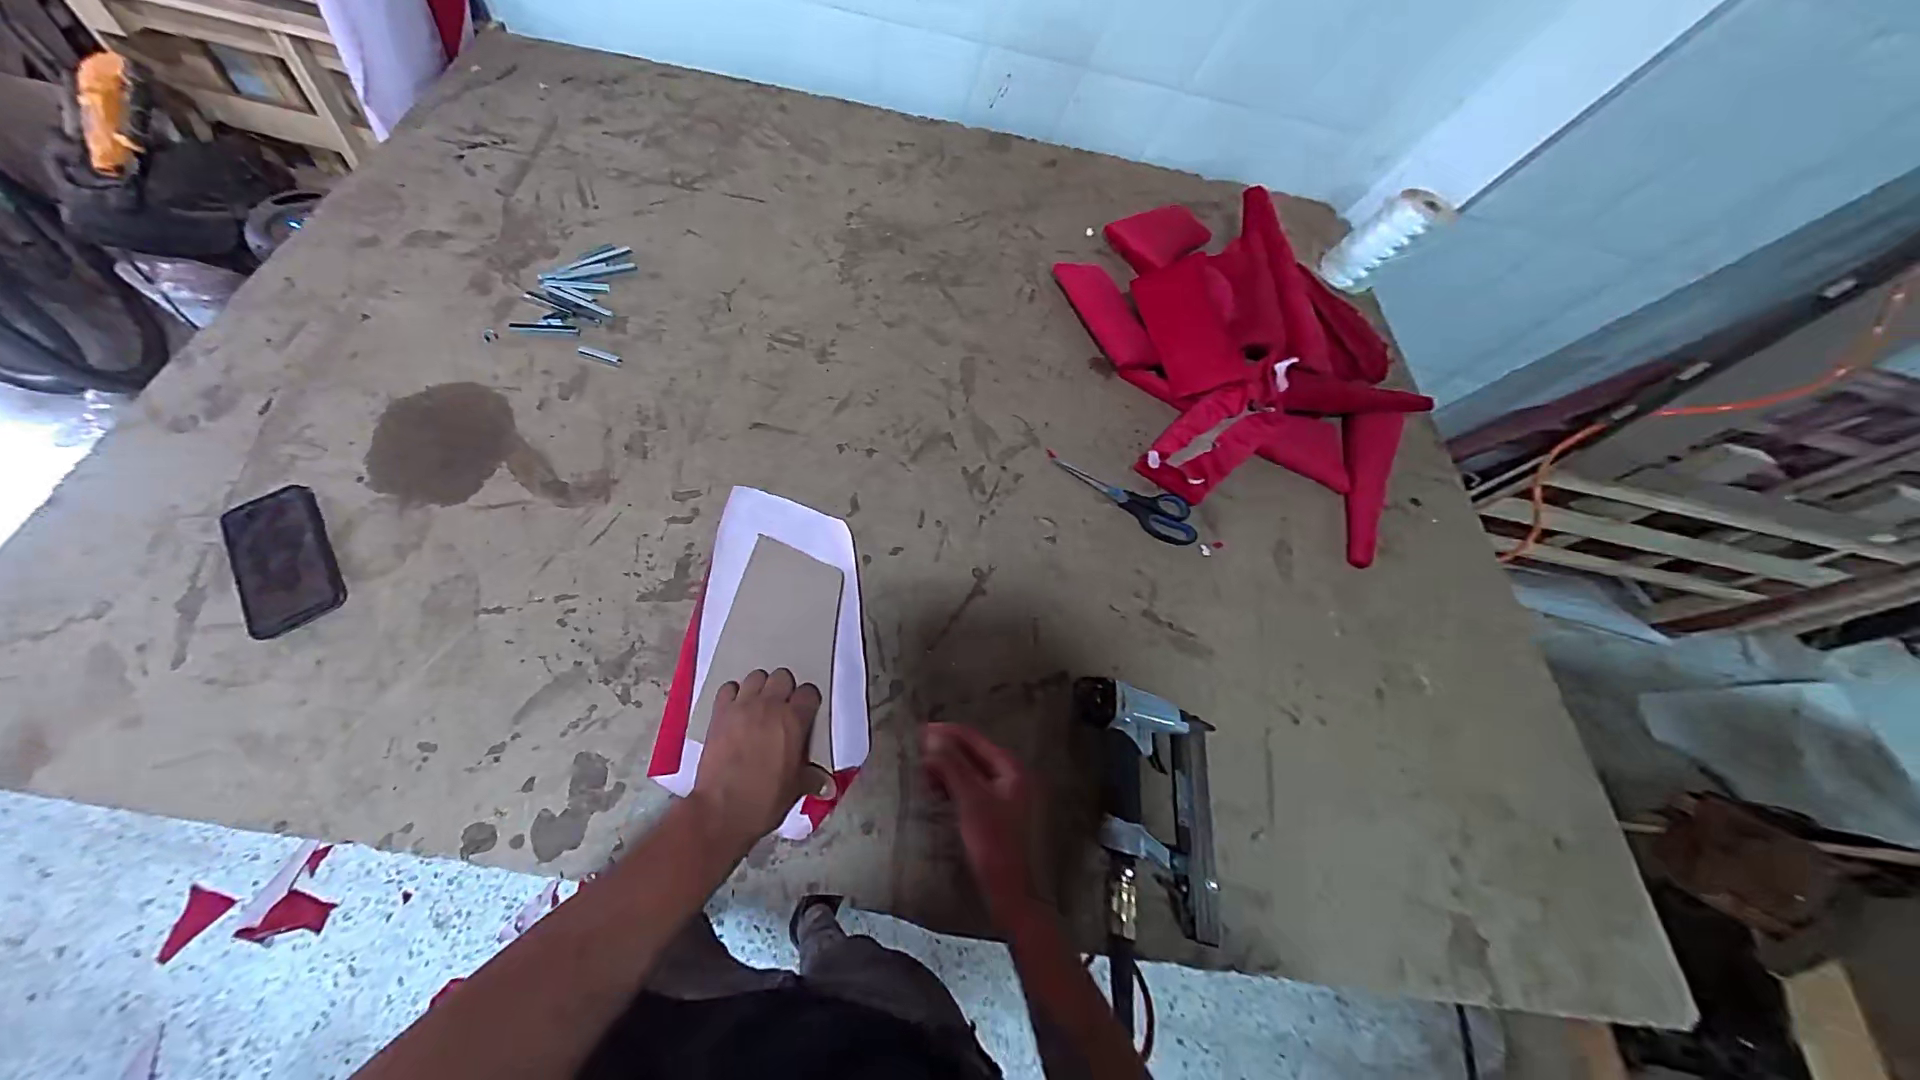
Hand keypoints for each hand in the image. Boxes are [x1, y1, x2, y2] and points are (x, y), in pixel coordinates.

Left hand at [689, 668, 820, 850]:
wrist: (722, 810)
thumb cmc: (765, 799)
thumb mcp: (796, 787)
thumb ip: (813, 778)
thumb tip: (827, 786)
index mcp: (794, 720)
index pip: (809, 692)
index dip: (808, 702)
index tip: (805, 713)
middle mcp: (770, 706)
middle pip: (782, 676)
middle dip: (784, 689)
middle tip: (782, 707)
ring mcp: (742, 707)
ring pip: (756, 677)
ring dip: (760, 687)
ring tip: (759, 705)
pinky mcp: (719, 714)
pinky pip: (728, 689)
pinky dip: (733, 694)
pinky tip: (735, 709)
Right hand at [922, 722, 1036, 918]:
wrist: (1011, 895)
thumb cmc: (994, 845)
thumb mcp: (971, 800)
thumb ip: (951, 766)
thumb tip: (930, 739)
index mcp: (1010, 767)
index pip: (972, 738)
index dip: (944, 732)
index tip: (916, 732)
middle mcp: (1011, 776)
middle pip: (971, 753)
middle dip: (943, 750)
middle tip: (914, 750)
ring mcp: (1004, 796)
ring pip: (969, 771)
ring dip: (945, 768)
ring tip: (919, 769)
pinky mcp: (995, 814)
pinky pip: (969, 788)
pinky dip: (950, 785)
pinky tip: (934, 791)